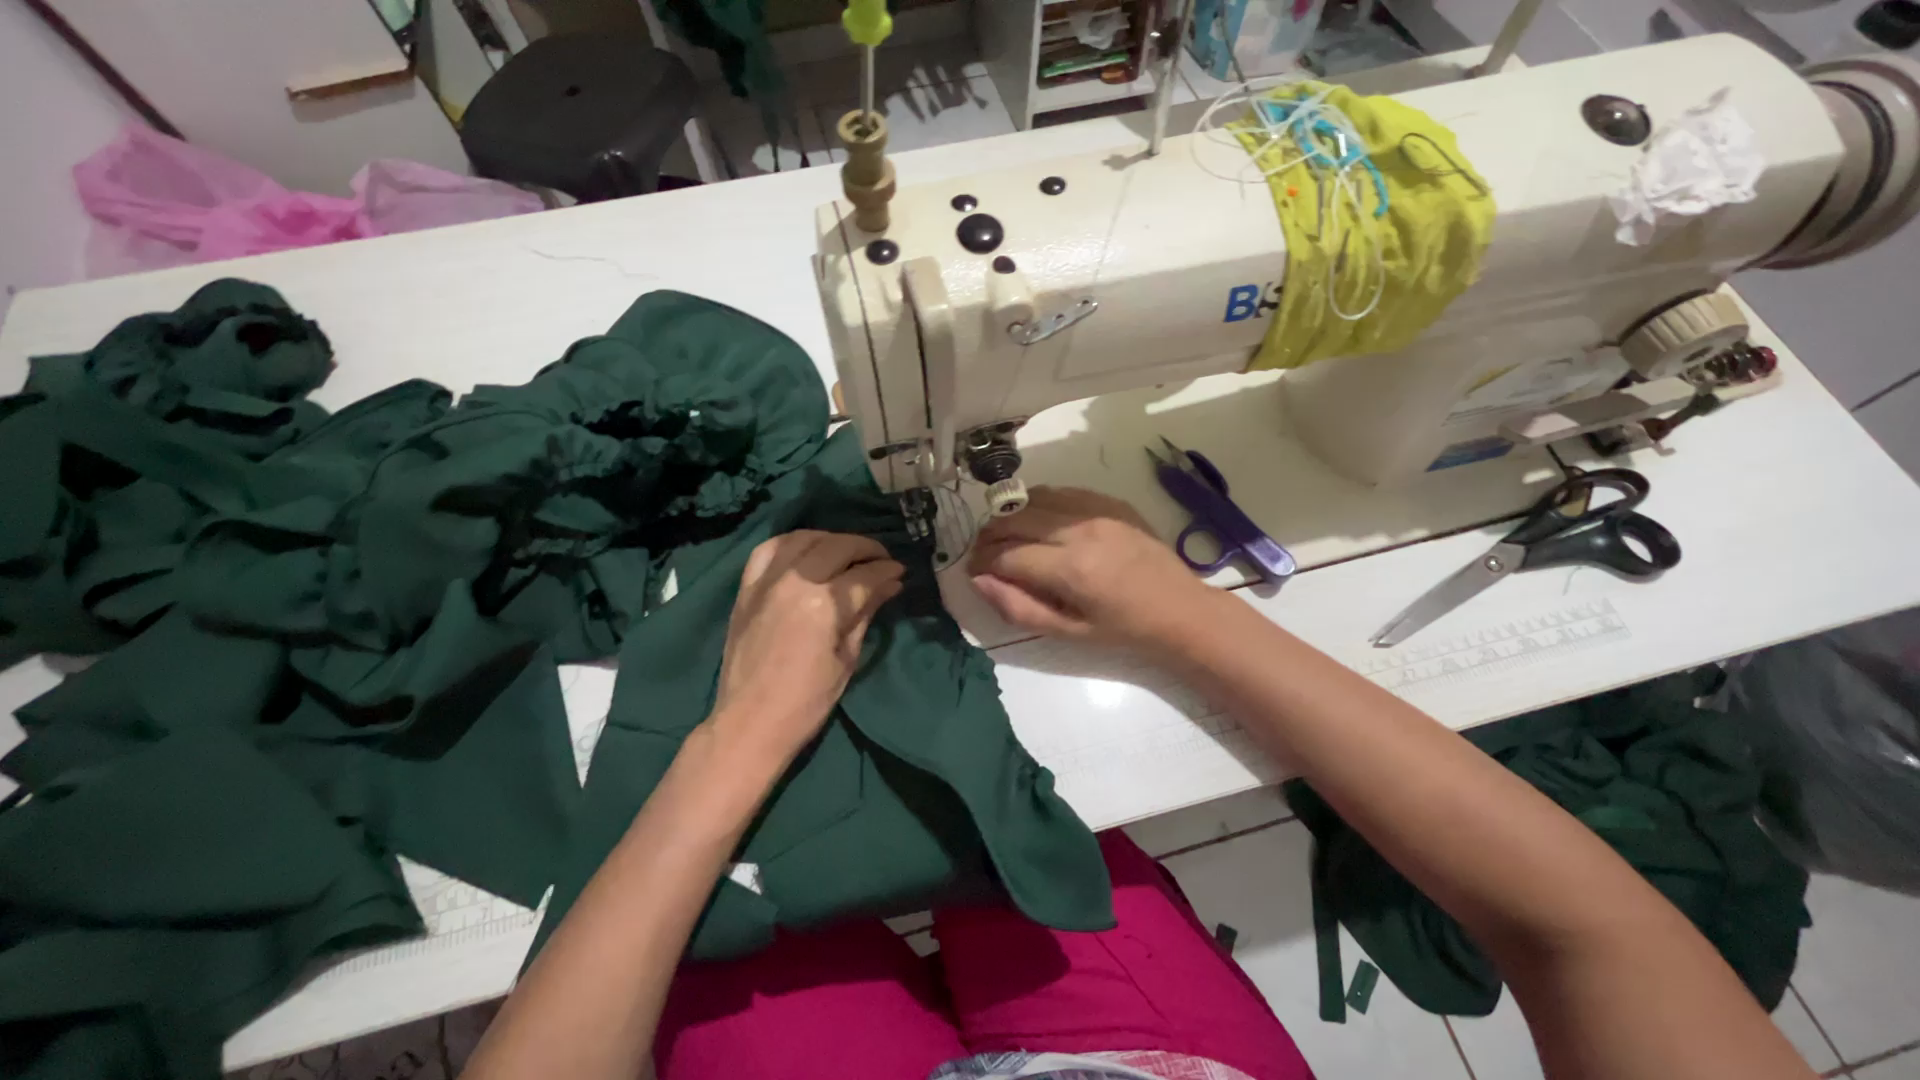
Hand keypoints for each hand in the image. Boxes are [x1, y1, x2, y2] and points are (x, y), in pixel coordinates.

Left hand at [708, 530, 904, 767]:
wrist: (751, 722)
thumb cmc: (807, 701)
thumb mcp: (847, 658)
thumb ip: (865, 613)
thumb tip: (889, 585)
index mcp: (824, 604)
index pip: (864, 575)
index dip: (887, 571)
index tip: (900, 572)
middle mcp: (794, 582)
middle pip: (837, 547)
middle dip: (865, 548)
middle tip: (882, 559)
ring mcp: (766, 582)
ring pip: (803, 539)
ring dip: (831, 540)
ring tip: (847, 551)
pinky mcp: (746, 589)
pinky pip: (768, 550)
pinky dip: (790, 543)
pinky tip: (805, 550)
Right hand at [968, 486, 1211, 648]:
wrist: (1180, 609)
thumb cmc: (1123, 630)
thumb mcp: (1067, 632)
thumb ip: (1018, 608)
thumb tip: (978, 581)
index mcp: (1071, 569)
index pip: (1007, 555)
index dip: (981, 562)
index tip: (973, 571)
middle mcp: (1081, 531)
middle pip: (1015, 519)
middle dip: (989, 535)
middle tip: (982, 552)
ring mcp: (1098, 511)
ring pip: (1035, 498)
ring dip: (1012, 515)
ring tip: (1005, 535)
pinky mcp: (1111, 502)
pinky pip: (1063, 492)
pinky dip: (1040, 504)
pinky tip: (1038, 521)